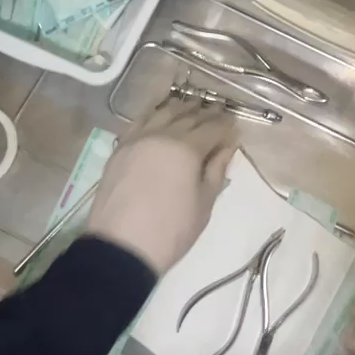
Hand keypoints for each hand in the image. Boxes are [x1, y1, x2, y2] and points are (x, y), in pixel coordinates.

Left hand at [83, 99, 235, 273]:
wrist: (121, 247)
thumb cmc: (171, 231)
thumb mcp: (204, 205)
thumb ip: (216, 171)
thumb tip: (227, 147)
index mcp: (187, 149)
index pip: (213, 128)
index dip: (226, 126)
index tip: (234, 125)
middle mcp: (162, 134)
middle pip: (189, 115)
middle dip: (206, 113)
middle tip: (218, 112)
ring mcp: (138, 138)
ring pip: (163, 112)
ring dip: (181, 107)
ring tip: (192, 107)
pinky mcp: (120, 148)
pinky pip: (139, 120)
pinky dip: (153, 113)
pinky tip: (160, 114)